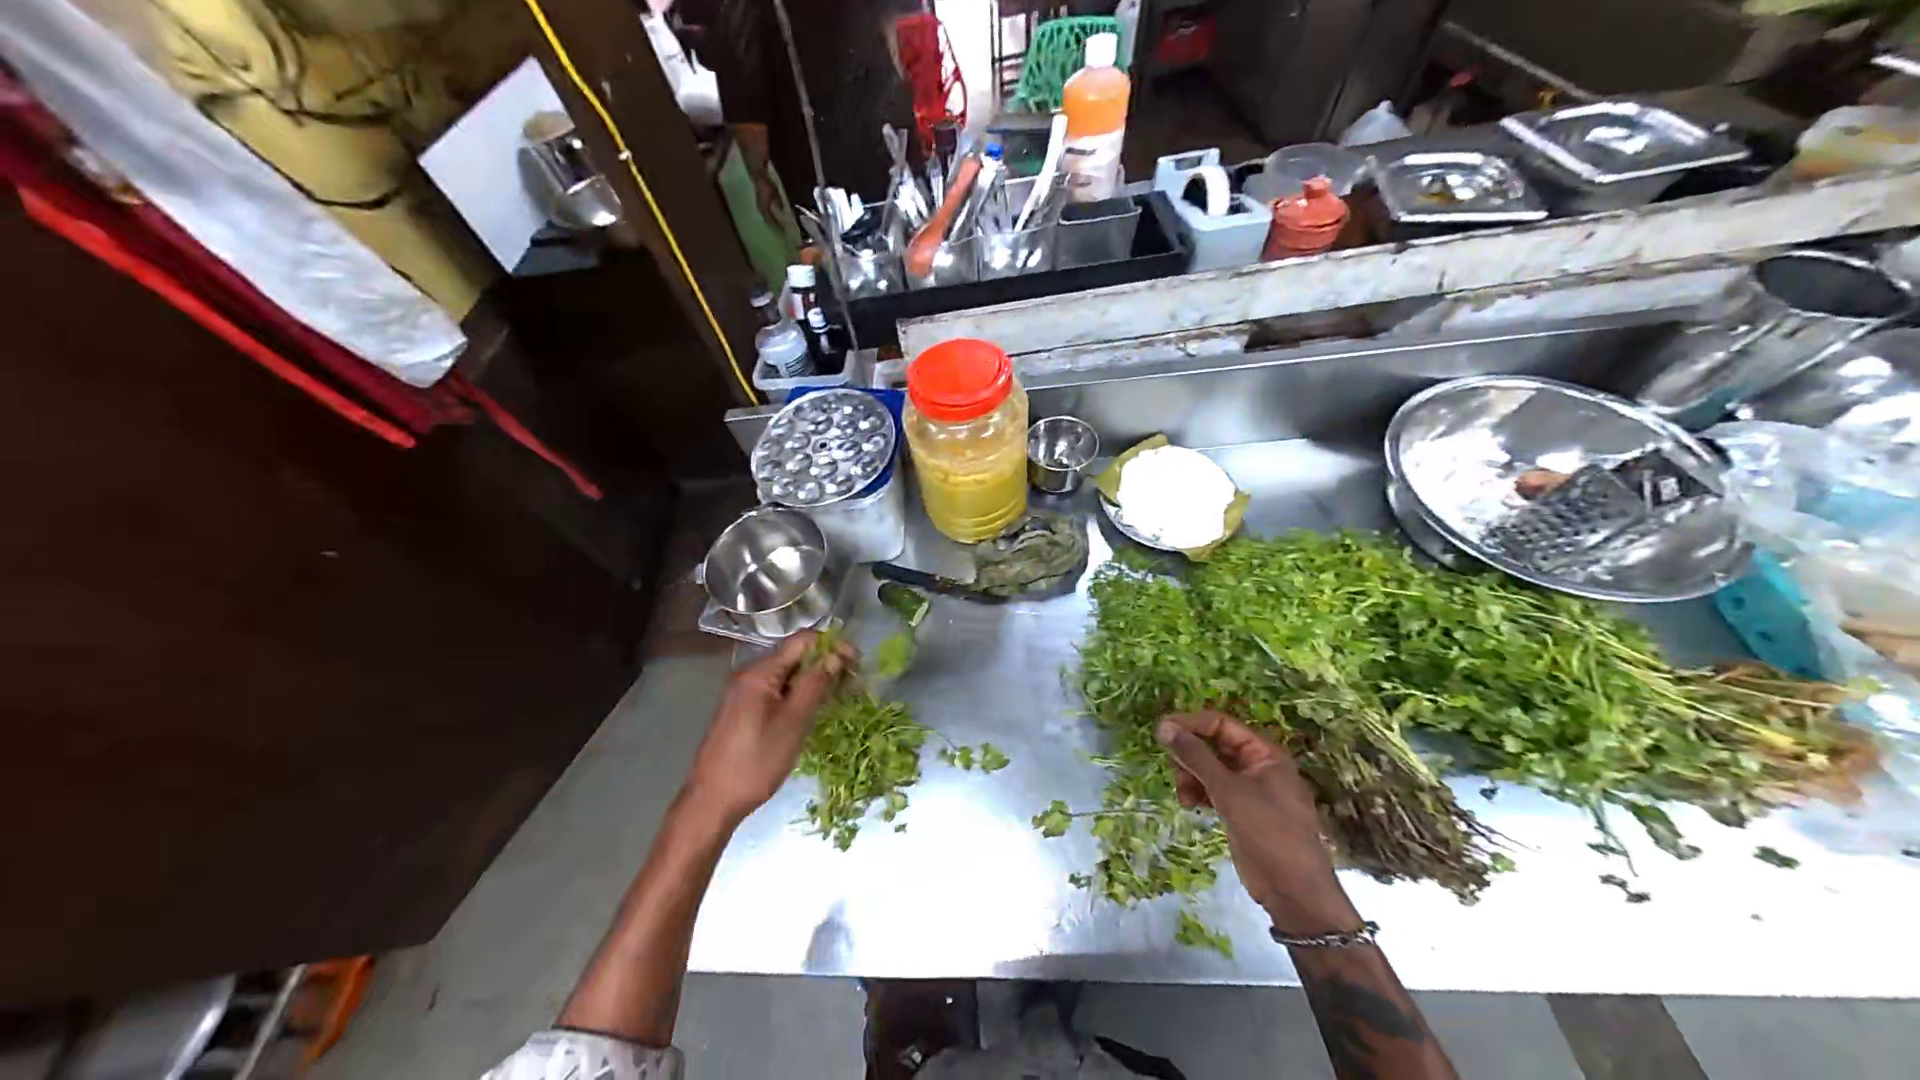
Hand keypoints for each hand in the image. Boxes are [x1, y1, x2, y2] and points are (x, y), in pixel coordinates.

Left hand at [682, 630, 854, 826]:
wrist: (712, 800)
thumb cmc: (756, 762)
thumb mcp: (793, 722)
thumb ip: (816, 684)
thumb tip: (836, 655)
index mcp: (760, 672)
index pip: (802, 641)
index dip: (833, 646)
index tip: (857, 662)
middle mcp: (749, 674)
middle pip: (795, 655)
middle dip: (826, 663)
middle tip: (853, 683)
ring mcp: (744, 691)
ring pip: (787, 674)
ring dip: (814, 679)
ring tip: (839, 696)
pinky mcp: (743, 708)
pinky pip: (777, 689)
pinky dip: (798, 693)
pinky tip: (813, 709)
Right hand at [1156, 712, 1360, 933]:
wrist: (1294, 890)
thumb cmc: (1268, 831)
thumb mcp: (1228, 790)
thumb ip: (1195, 756)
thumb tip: (1164, 726)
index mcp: (1264, 753)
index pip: (1221, 725)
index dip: (1190, 724)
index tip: (1162, 731)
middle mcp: (1256, 766)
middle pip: (1213, 746)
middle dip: (1190, 755)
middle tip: (1174, 770)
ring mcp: (1248, 790)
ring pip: (1209, 769)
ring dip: (1191, 776)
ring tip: (1184, 795)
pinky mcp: (1239, 810)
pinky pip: (1212, 789)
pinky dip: (1198, 792)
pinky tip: (1189, 804)